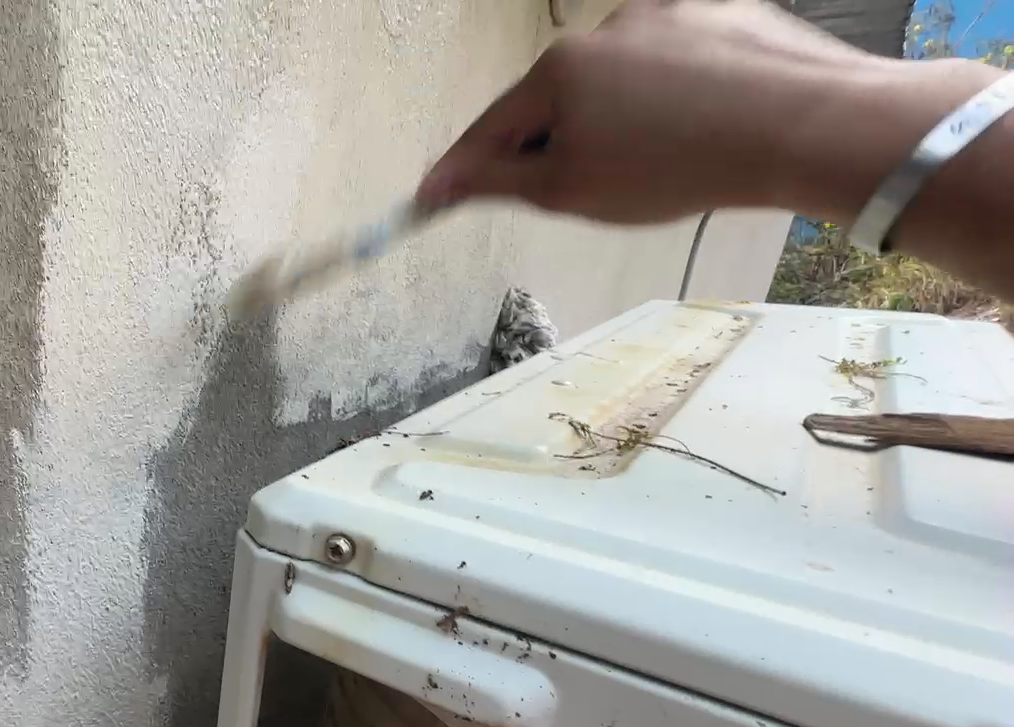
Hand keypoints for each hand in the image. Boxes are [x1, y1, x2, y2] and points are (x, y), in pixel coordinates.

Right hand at [417, 0, 895, 223]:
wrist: (806, 127)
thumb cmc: (669, 168)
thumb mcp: (561, 190)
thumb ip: (490, 183)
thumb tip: (437, 185)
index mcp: (558, 69)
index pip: (489, 129)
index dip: (458, 170)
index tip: (428, 199)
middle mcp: (606, 27)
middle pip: (547, 102)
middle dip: (543, 145)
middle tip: (560, 191)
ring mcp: (668, 13)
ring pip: (606, 83)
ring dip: (600, 122)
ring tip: (636, 162)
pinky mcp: (721, 13)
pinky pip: (661, 66)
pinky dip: (654, 100)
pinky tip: (679, 131)